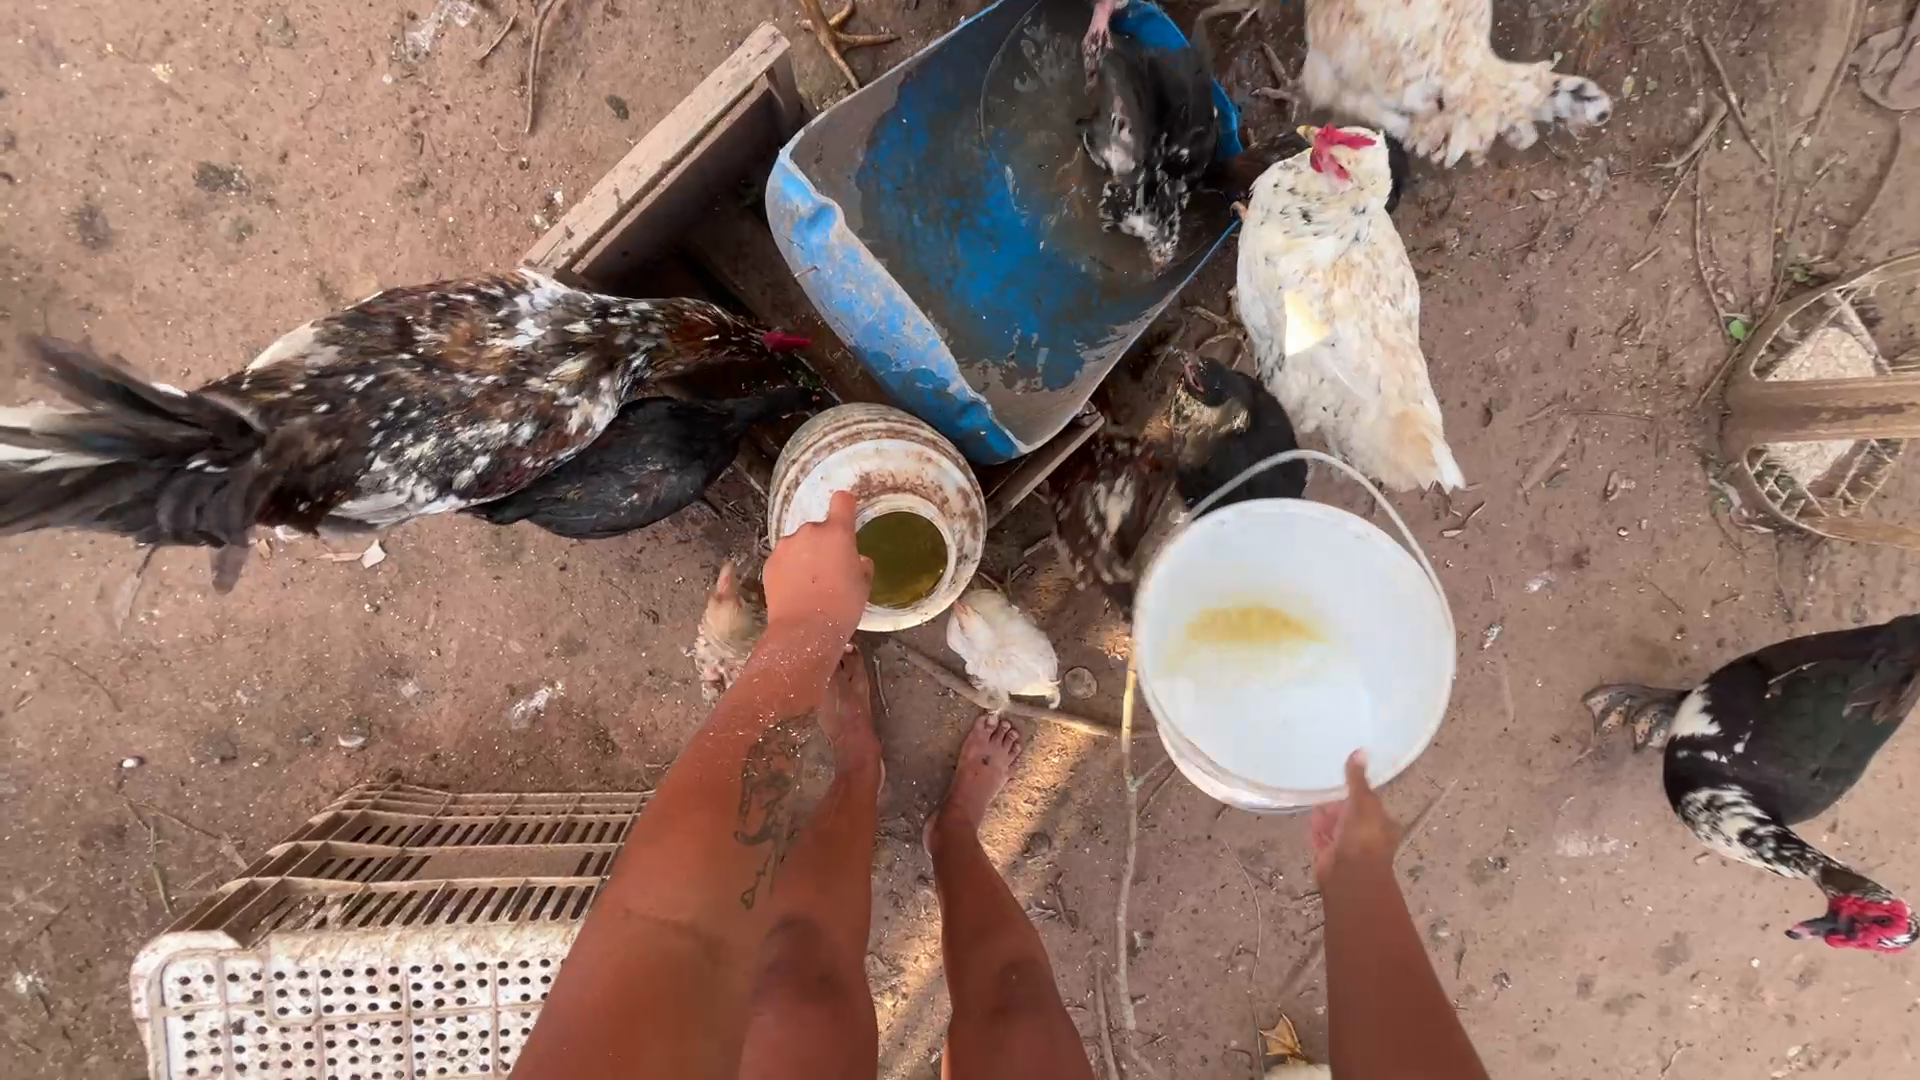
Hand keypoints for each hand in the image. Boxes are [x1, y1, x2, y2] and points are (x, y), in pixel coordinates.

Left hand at [763, 490, 872, 647]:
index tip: (846, 512)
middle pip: (820, 529)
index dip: (845, 505)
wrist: (805, 631)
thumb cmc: (842, 607)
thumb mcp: (863, 584)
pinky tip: (796, 590)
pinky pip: (785, 559)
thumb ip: (860, 564)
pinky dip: (790, 569)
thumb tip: (854, 560)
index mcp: (837, 533)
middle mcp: (810, 532)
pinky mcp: (770, 562)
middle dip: (824, 544)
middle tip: (830, 570)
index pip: (842, 501)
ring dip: (805, 556)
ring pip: (800, 544)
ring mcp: (786, 546)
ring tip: (811, 584)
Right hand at [1309, 750, 1400, 883]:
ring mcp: (1346, 844)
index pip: (1366, 799)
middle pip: (1347, 810)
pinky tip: (1306, 817)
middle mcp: (1364, 832)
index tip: (1337, 774)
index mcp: (1379, 821)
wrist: (1347, 874)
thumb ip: (1357, 779)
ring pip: (1332, 822)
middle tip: (1319, 783)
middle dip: (1334, 801)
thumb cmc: (1362, 837)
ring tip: (1309, 795)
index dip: (1352, 788)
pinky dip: (1314, 828)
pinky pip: (1320, 835)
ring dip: (1323, 814)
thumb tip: (1361, 750)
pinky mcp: (1328, 852)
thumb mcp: (1362, 803)